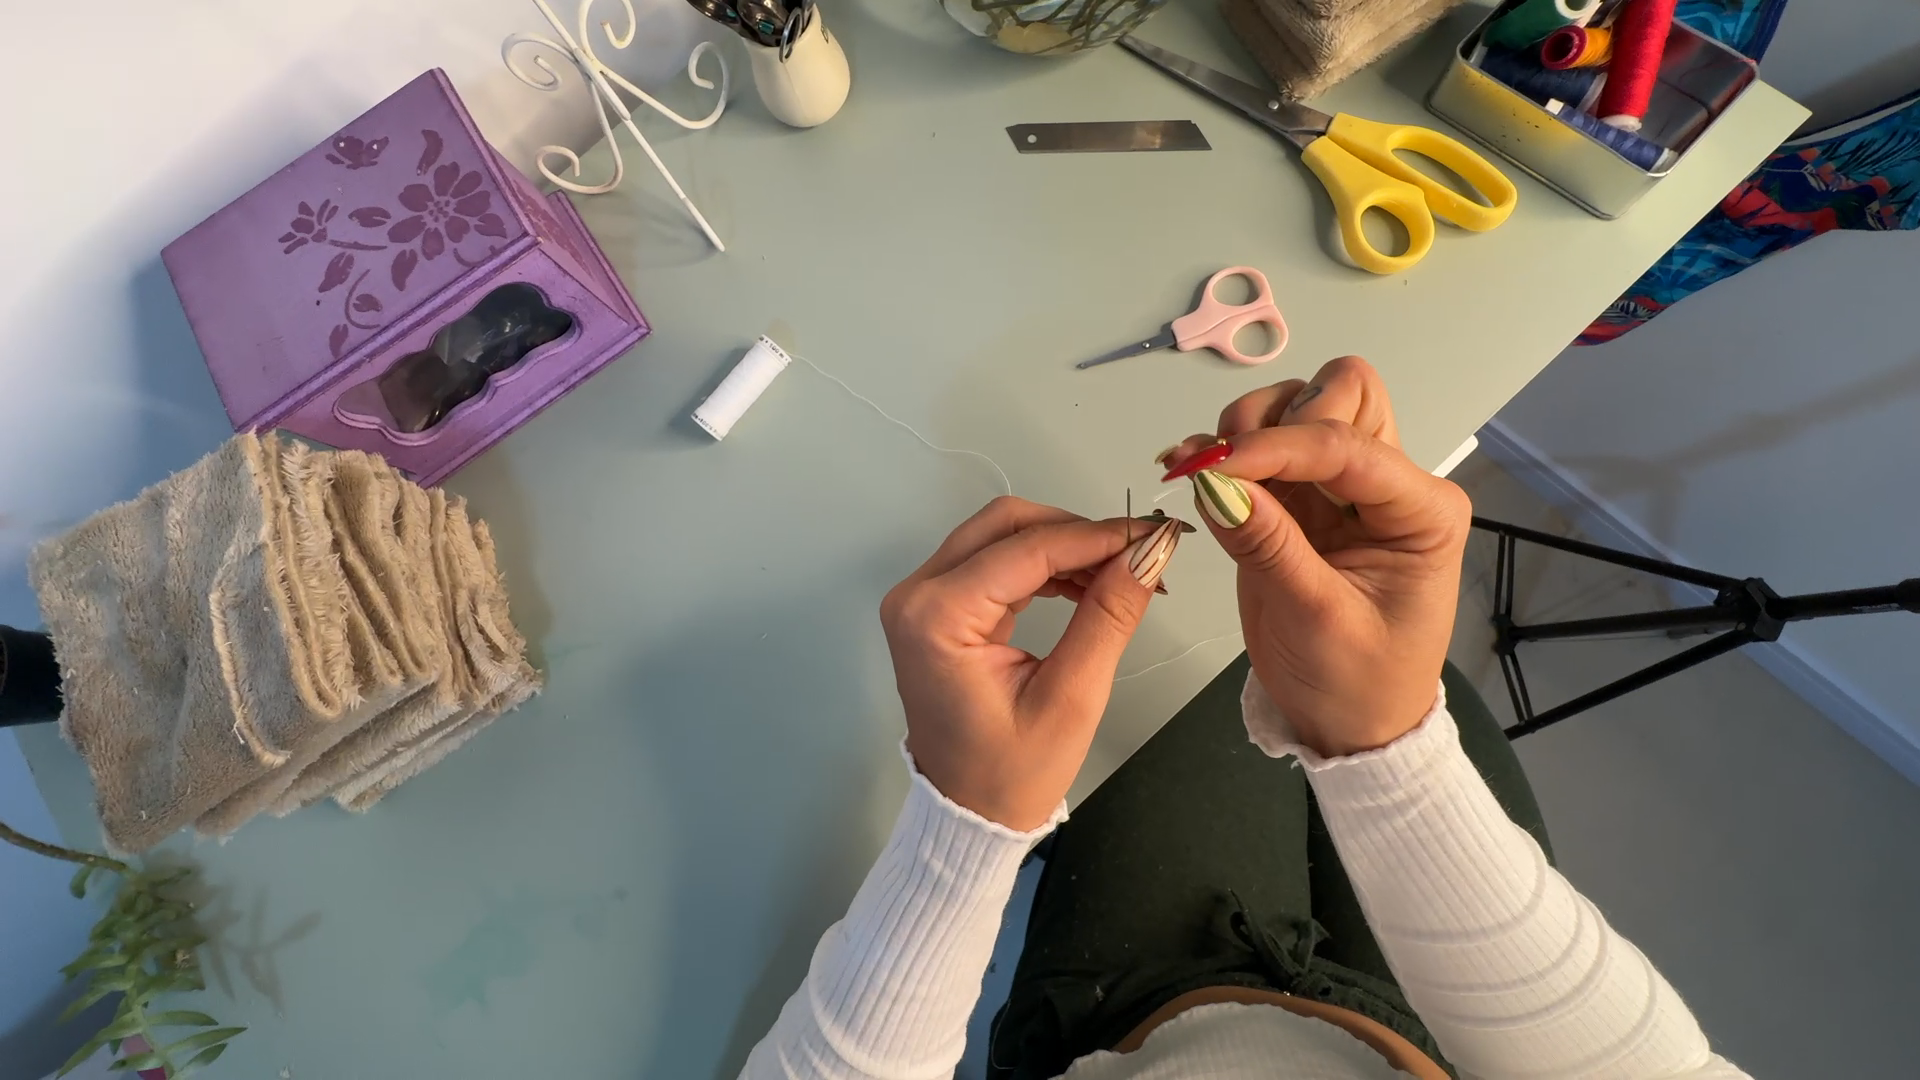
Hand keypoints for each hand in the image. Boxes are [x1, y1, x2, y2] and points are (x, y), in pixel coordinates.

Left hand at [880, 497, 1182, 829]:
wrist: (967, 812)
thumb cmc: (1011, 773)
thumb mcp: (1071, 698)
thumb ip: (1109, 616)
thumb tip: (1150, 553)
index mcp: (936, 617)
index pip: (1026, 549)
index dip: (1096, 537)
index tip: (1157, 535)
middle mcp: (918, 595)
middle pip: (1005, 523)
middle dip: (1076, 531)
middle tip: (1138, 554)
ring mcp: (924, 598)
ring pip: (1001, 535)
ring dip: (1064, 545)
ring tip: (1121, 573)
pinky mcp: (939, 606)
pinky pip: (996, 562)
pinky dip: (1044, 564)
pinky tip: (1086, 583)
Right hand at [1160, 357, 1468, 755]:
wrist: (1345, 719)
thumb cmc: (1354, 679)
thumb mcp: (1315, 618)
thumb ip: (1268, 544)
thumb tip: (1213, 481)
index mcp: (1419, 511)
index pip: (1347, 446)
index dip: (1278, 448)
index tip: (1213, 468)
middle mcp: (1383, 484)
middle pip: (1340, 393)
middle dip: (1279, 417)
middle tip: (1231, 467)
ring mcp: (1336, 489)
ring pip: (1297, 407)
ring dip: (1247, 428)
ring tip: (1207, 475)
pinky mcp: (1294, 503)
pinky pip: (1260, 452)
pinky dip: (1222, 453)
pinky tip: (1190, 473)